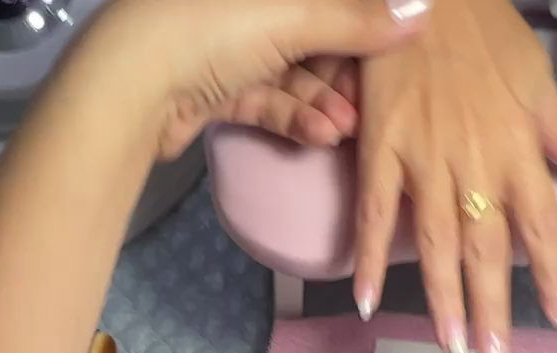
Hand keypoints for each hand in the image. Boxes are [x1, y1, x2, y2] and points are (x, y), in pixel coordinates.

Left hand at [84, 0, 429, 160]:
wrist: (136, 85)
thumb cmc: (213, 28)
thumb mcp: (293, 16)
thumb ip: (356, 20)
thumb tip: (420, 14)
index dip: (359, 21)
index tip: (394, 50)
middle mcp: (246, 4)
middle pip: (310, 32)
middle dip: (343, 69)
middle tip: (374, 103)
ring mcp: (229, 46)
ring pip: (290, 73)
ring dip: (321, 102)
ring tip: (348, 131)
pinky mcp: (216, 90)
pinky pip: (266, 101)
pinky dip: (292, 118)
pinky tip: (320, 137)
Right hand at [352, 0, 556, 352]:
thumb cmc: (483, 29)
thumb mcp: (536, 77)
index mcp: (518, 147)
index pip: (544, 226)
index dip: (555, 277)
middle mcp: (476, 163)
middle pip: (488, 249)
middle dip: (494, 309)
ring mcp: (425, 161)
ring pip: (435, 243)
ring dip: (442, 300)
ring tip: (450, 347)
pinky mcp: (381, 152)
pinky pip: (373, 215)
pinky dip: (367, 260)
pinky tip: (364, 303)